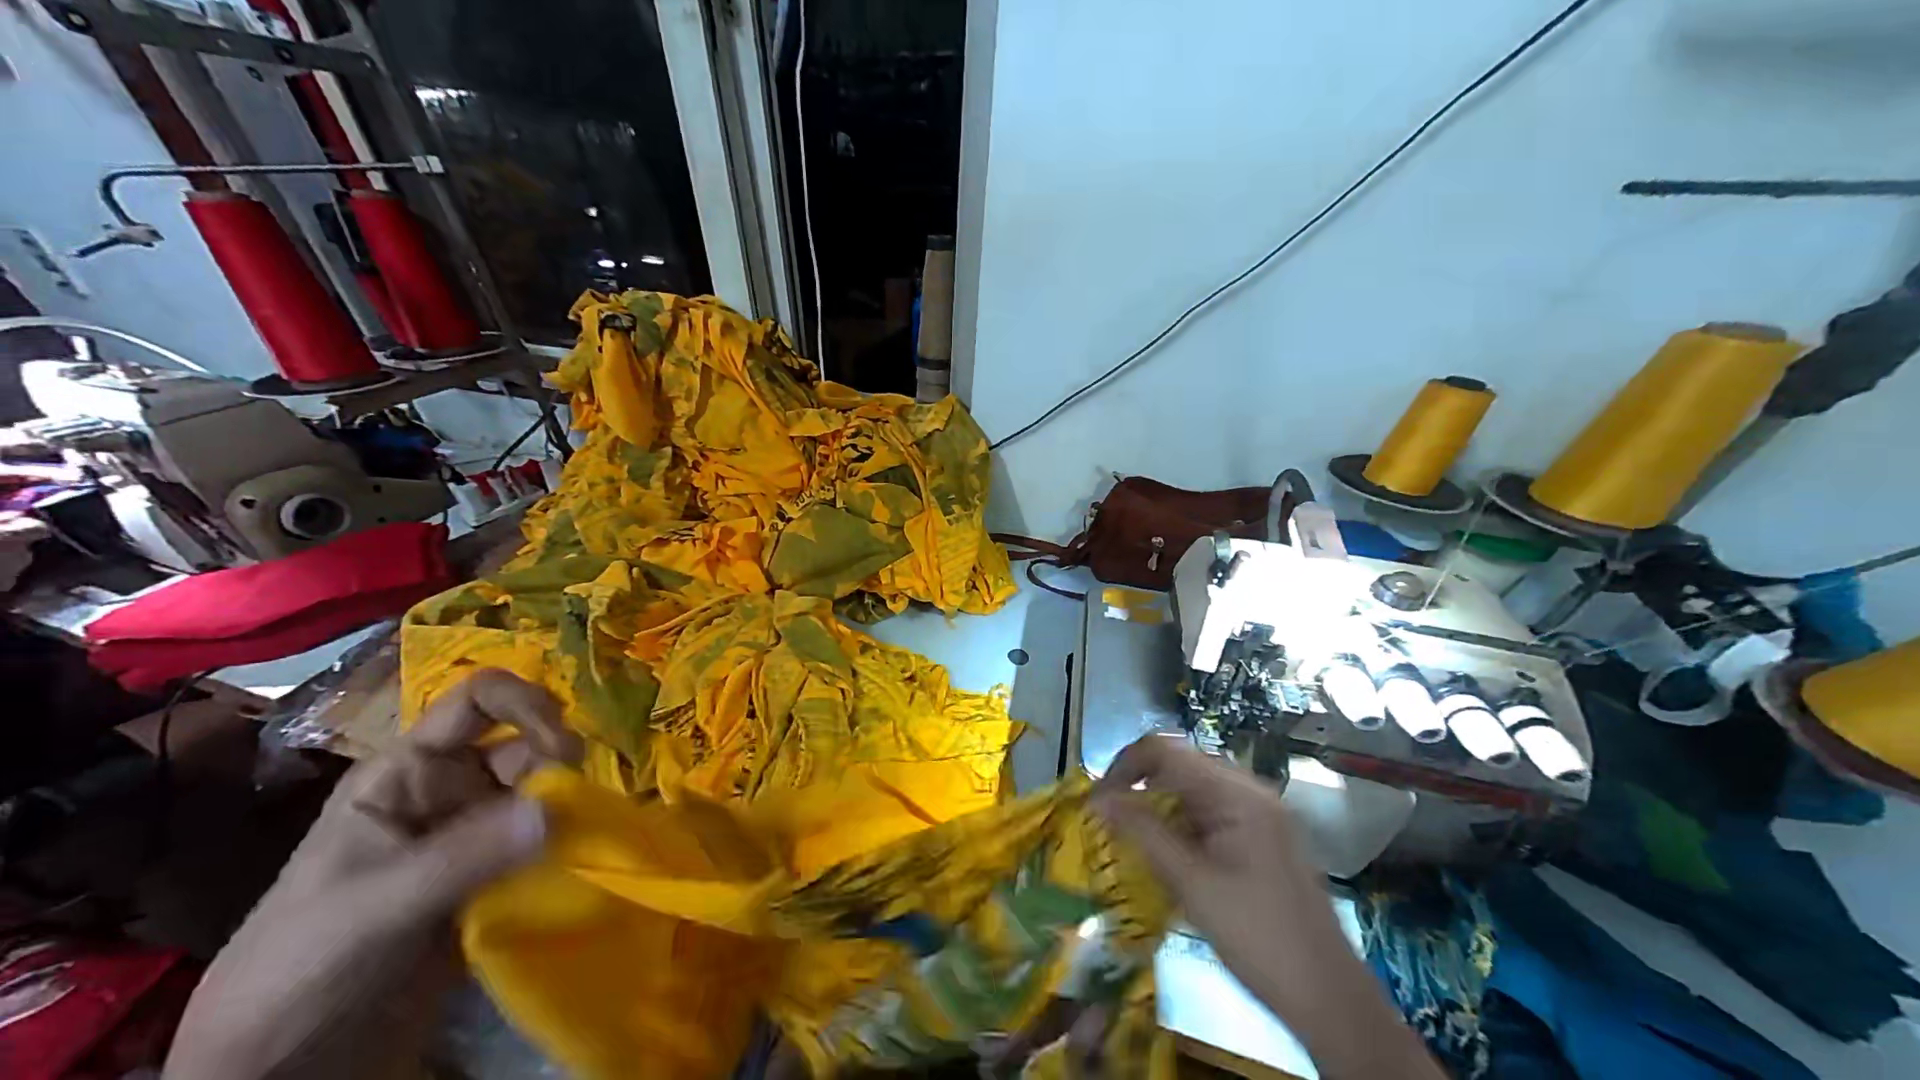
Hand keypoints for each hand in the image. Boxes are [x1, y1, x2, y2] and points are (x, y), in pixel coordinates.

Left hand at [164, 670, 580, 1079]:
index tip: (562, 743)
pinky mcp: (495, 874)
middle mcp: (449, 789)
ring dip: (569, 803)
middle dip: (559, 761)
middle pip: (523, 744)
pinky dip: (569, 840)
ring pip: (541, 792)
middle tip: (579, 799)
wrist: (280, 1061)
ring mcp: (473, 833)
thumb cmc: (304, 961)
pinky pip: (545, 839)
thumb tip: (555, 804)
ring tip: (588, 832)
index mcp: (408, 772)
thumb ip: (465, 853)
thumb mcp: (377, 903)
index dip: (524, 703)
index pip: (476, 702)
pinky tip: (585, 856)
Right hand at [1091, 737, 1441, 1078]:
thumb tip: (1097, 799)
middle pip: (1180, 766)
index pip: (1166, 751)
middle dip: (1139, 786)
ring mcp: (1260, 814)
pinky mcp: (1262, 837)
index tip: (1097, 800)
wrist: (1329, 996)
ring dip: (1158, 807)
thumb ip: (1143, 832)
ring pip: (1193, 790)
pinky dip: (1181, 825)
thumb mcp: (1191, 883)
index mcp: (1236, 794)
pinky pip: (1210, 813)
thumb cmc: (1257, 937)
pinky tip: (1167, 855)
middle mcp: (1250, 792)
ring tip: (1131, 840)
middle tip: (1109, 822)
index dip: (1124, 765)